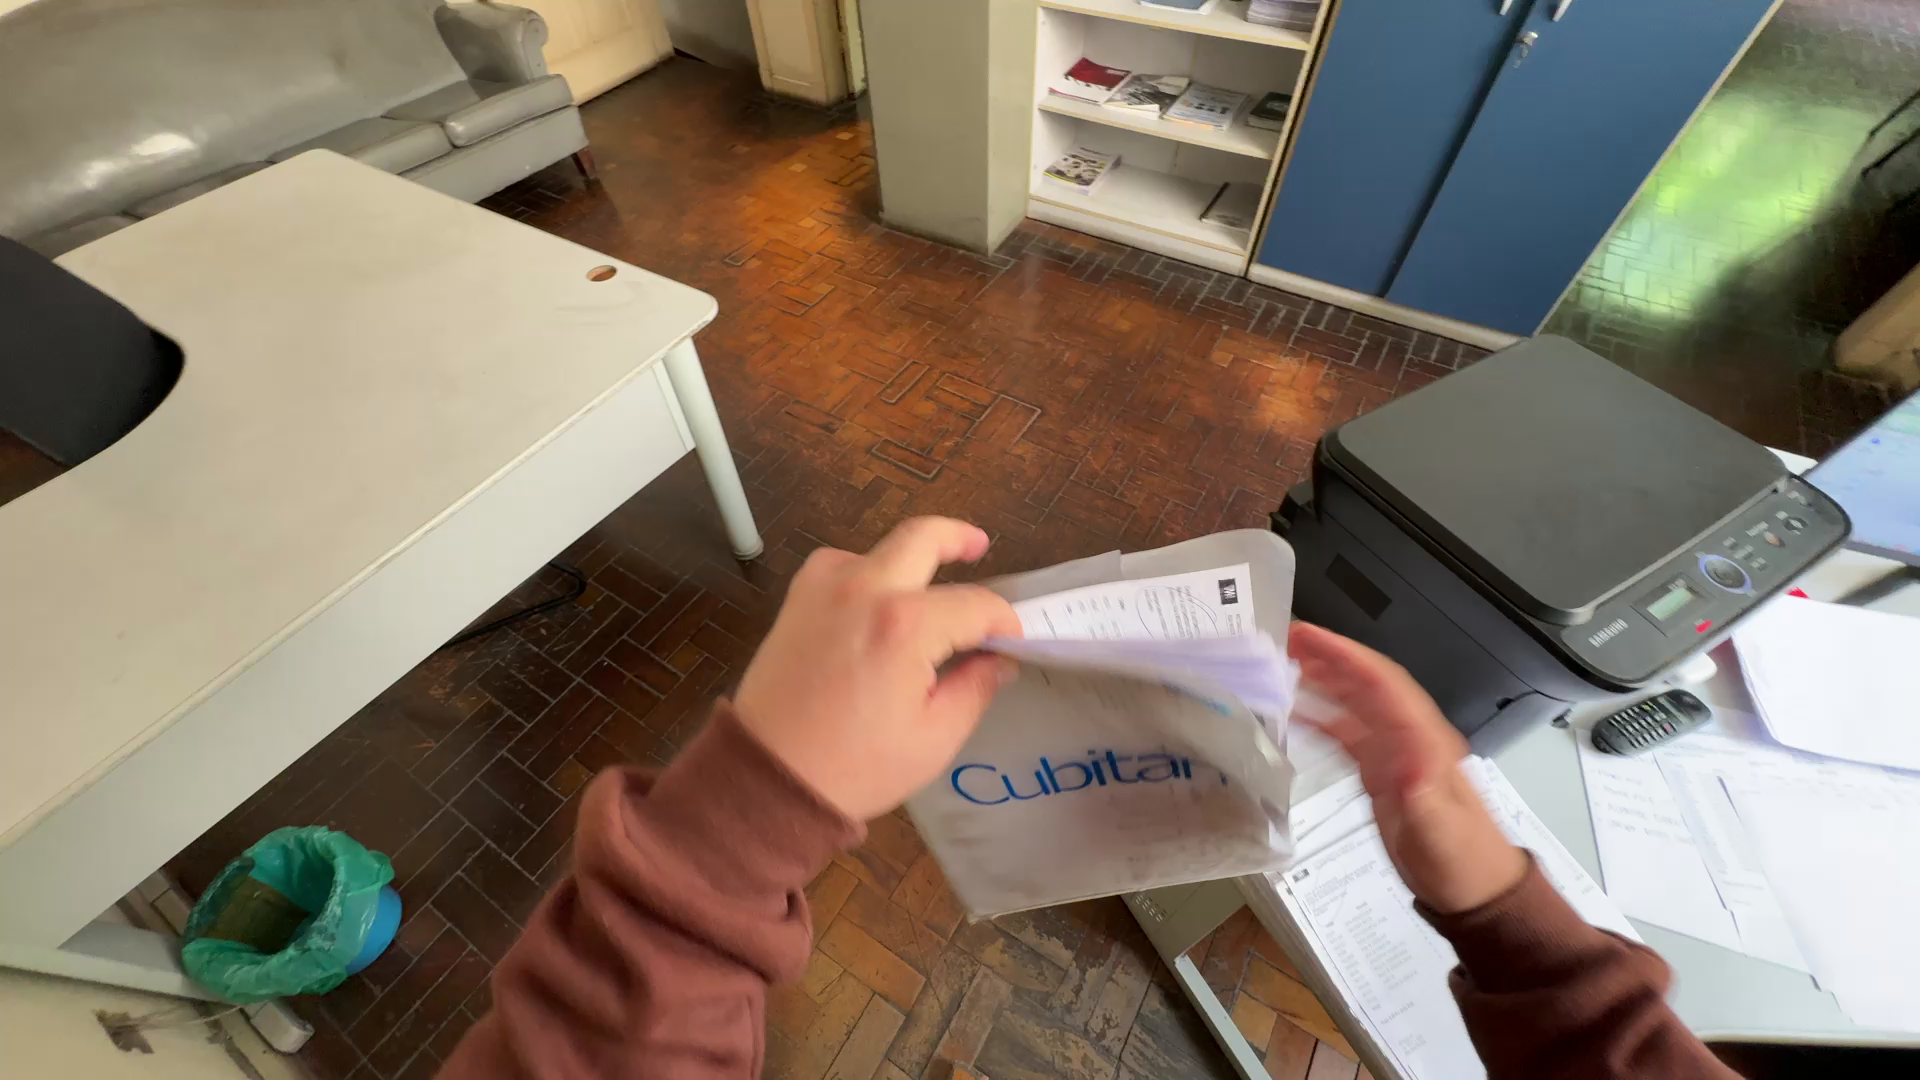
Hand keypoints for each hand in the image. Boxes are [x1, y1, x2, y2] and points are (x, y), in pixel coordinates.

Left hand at [734, 517, 1022, 821]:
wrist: (768, 778)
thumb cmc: (857, 765)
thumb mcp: (935, 737)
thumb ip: (976, 688)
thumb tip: (1001, 660)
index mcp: (907, 625)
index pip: (975, 606)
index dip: (1002, 621)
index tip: (1012, 640)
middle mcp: (866, 589)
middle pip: (923, 537)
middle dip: (959, 537)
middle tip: (980, 545)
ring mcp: (826, 588)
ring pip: (879, 546)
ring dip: (910, 554)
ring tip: (928, 580)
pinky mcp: (798, 599)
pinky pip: (840, 563)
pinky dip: (865, 568)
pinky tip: (873, 595)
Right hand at [1288, 622, 1525, 913]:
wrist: (1474, 891)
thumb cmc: (1460, 860)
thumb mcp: (1441, 830)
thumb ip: (1423, 794)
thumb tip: (1407, 760)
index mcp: (1425, 739)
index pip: (1382, 682)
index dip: (1345, 655)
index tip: (1308, 637)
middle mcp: (1409, 735)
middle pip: (1367, 682)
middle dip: (1330, 656)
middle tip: (1286, 639)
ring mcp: (1394, 750)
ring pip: (1354, 700)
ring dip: (1323, 678)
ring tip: (1285, 662)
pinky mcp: (1380, 768)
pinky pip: (1346, 729)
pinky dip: (1320, 715)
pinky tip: (1294, 711)